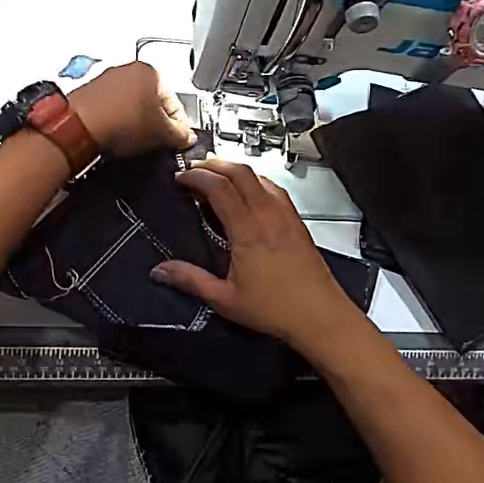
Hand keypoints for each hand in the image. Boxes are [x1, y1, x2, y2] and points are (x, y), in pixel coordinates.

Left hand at [67, 61, 194, 157]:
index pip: (176, 101)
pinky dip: (116, 122)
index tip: (179, 139)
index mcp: (150, 71)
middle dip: (156, 123)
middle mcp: (127, 70)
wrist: (78, 127)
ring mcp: (106, 81)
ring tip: (135, 142)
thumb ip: (180, 135)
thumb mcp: (161, 134)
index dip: (180, 125)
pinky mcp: (90, 94)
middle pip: (152, 101)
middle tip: (158, 142)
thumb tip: (186, 137)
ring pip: (131, 105)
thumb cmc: (118, 120)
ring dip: (136, 123)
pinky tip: (116, 137)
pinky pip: (111, 109)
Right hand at [152, 160, 364, 352]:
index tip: (181, 177)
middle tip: (194, 169)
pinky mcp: (296, 221)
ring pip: (258, 175)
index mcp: (248, 229)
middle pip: (239, 171)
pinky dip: (254, 180)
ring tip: (217, 176)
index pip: (219, 186)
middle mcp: (268, 215)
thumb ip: (191, 280)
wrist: (323, 318)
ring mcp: (285, 215)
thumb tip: (160, 271)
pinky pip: (273, 187)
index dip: (196, 176)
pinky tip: (248, 191)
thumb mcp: (225, 299)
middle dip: (213, 164)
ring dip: (234, 169)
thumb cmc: (277, 310)